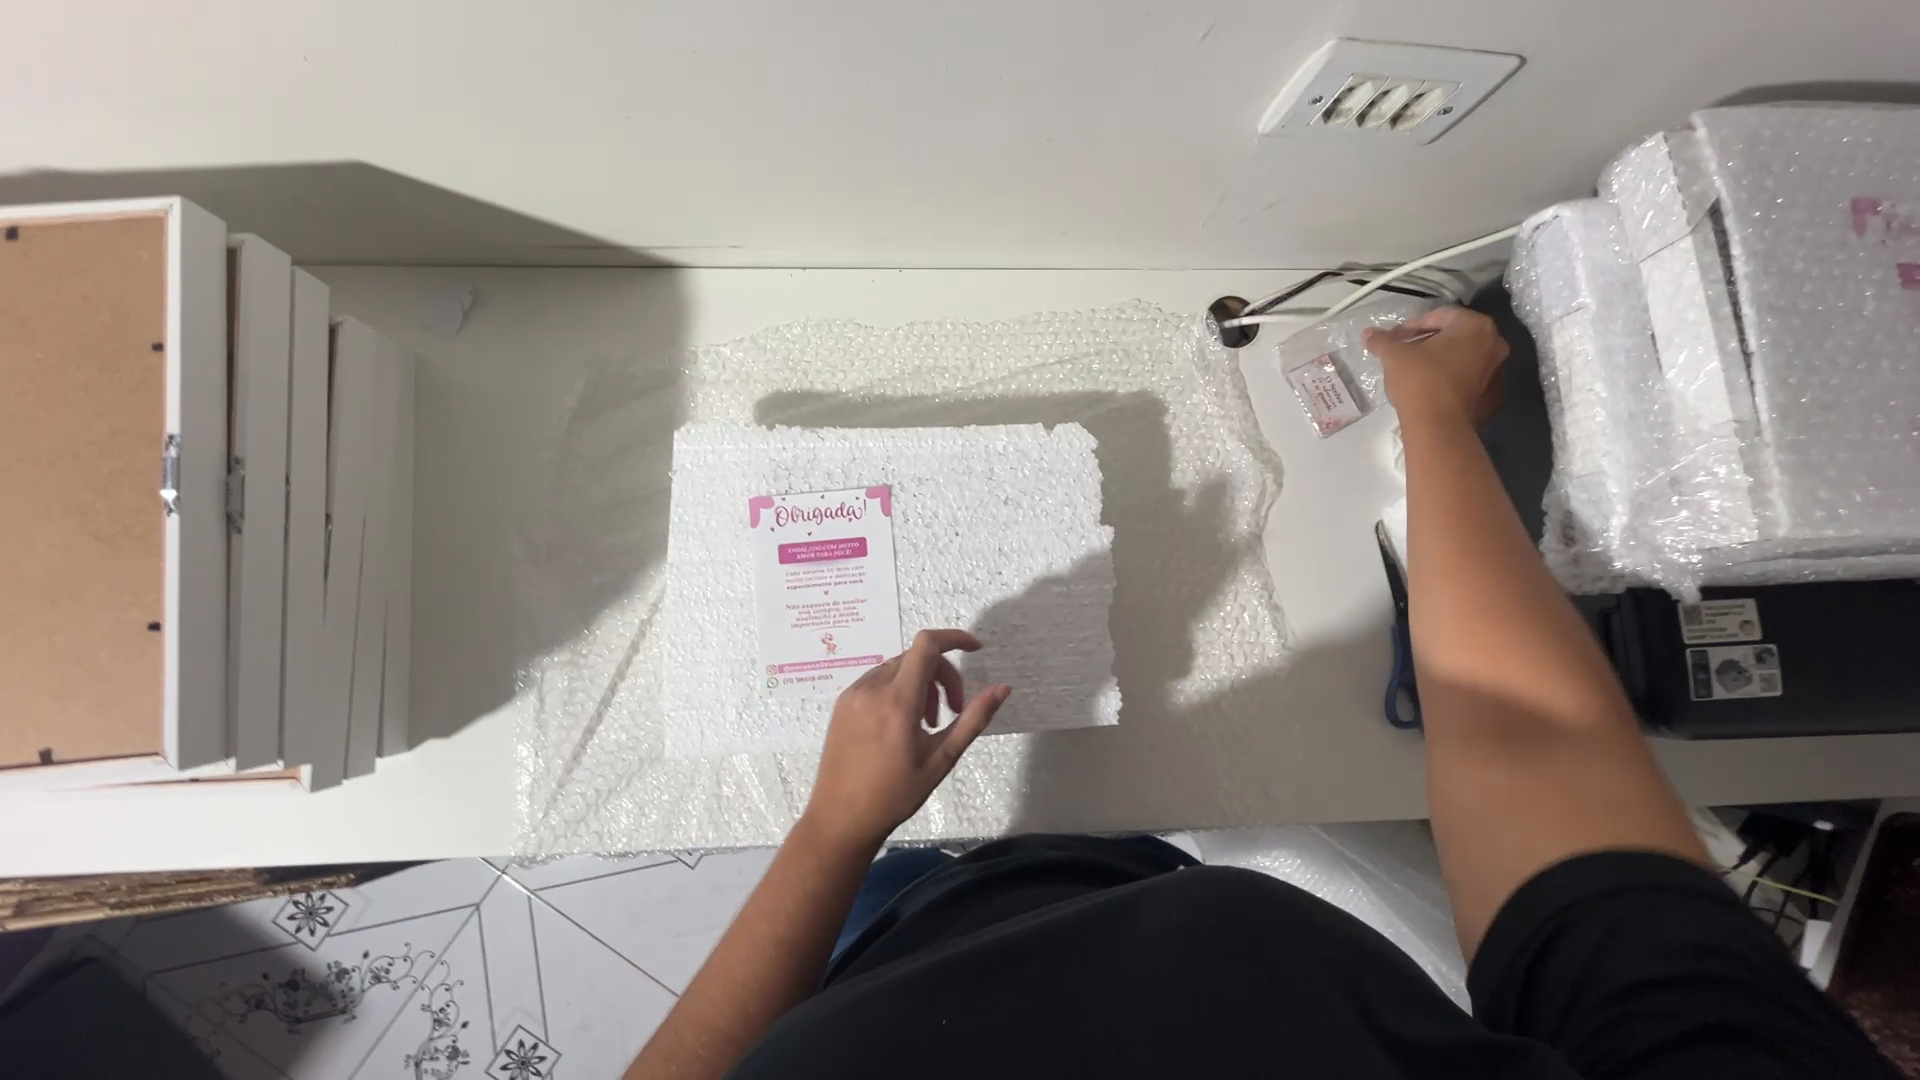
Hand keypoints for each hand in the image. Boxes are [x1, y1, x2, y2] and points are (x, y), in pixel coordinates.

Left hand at [802, 629, 1010, 848]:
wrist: (840, 818)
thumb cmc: (895, 794)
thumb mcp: (941, 759)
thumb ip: (973, 719)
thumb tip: (1002, 688)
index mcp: (898, 701)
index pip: (927, 645)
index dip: (955, 638)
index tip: (976, 649)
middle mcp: (872, 688)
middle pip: (916, 657)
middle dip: (942, 675)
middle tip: (952, 711)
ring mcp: (853, 693)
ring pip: (897, 667)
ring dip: (920, 683)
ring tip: (926, 723)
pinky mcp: (842, 703)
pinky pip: (877, 680)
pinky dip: (898, 689)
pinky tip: (901, 724)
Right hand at [1363, 306, 1508, 428]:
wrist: (1439, 425)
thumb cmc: (1420, 380)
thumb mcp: (1394, 356)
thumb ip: (1382, 340)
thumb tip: (1368, 333)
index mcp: (1475, 326)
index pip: (1441, 315)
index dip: (1412, 325)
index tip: (1393, 338)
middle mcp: (1494, 343)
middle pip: (1456, 335)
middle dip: (1429, 341)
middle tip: (1405, 352)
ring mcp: (1497, 371)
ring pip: (1465, 357)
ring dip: (1442, 360)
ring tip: (1417, 372)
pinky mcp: (1492, 396)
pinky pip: (1470, 379)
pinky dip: (1452, 379)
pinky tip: (1432, 389)